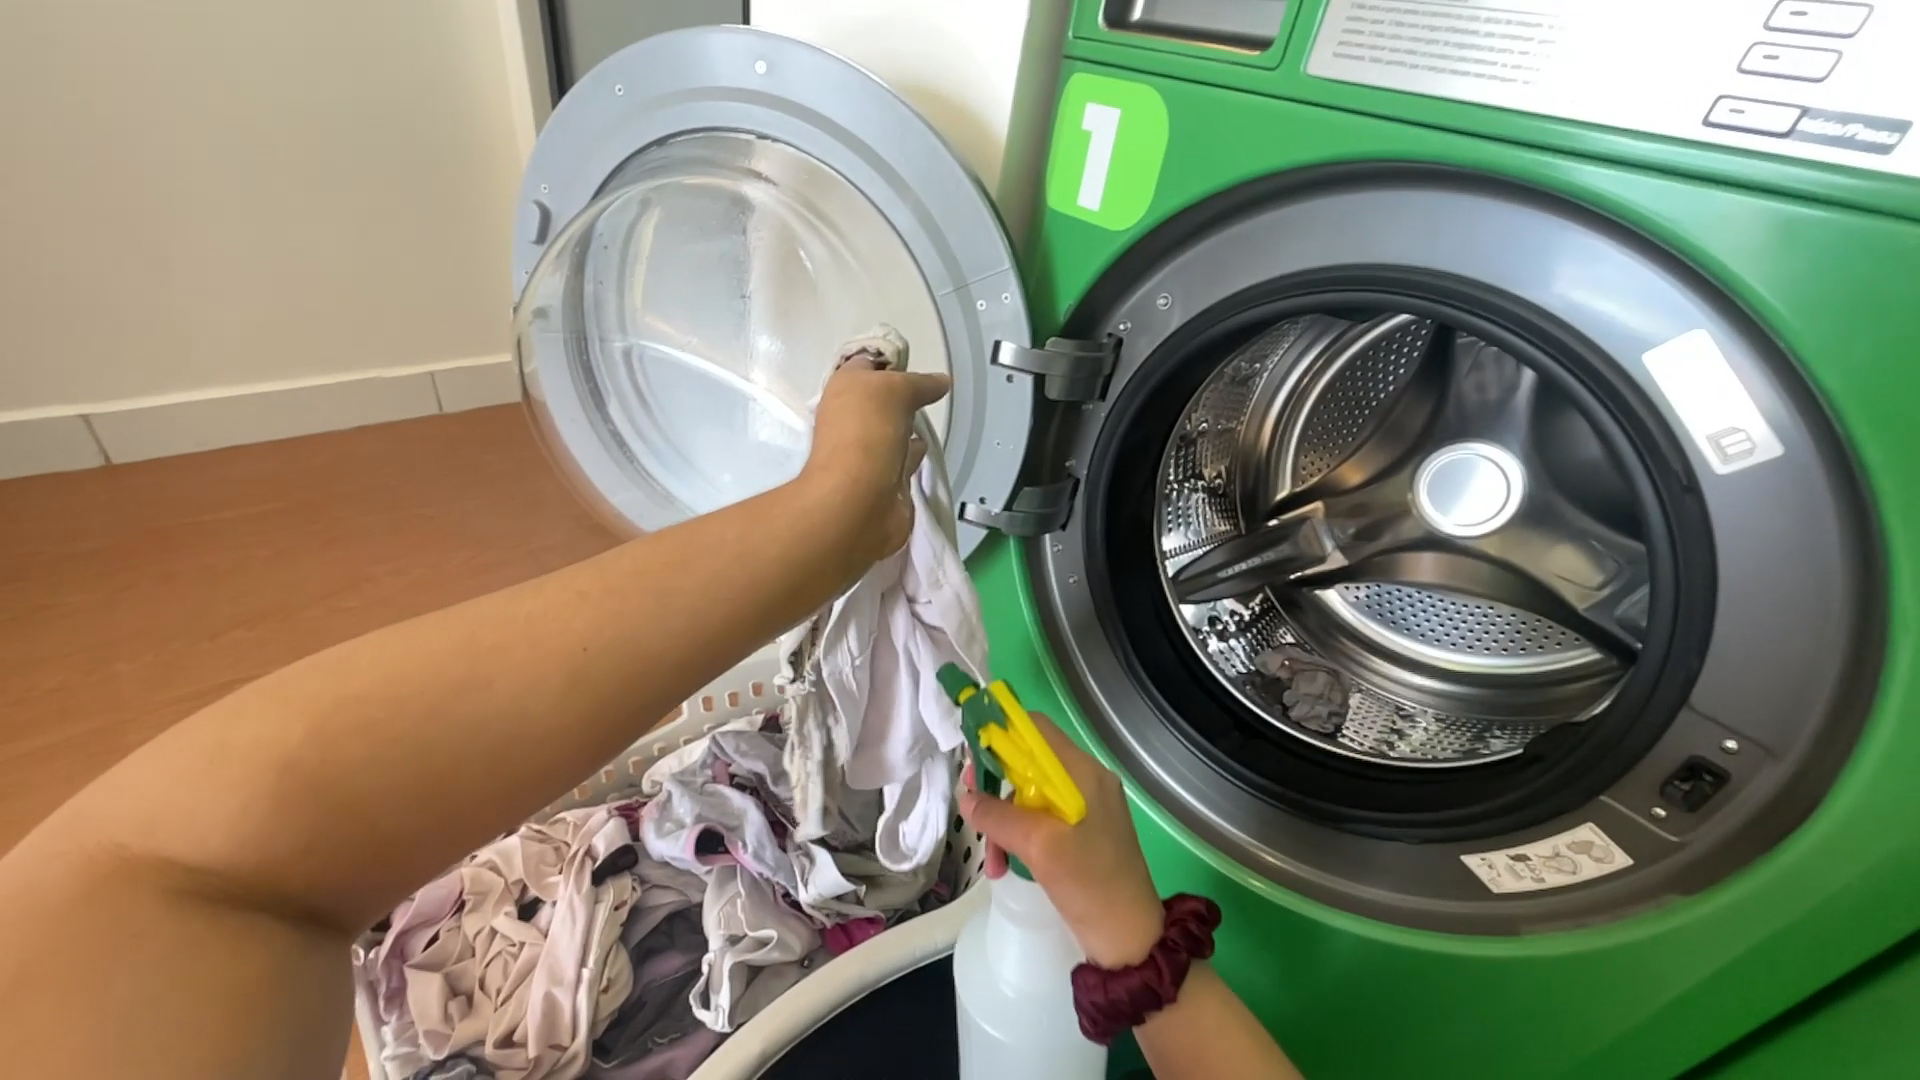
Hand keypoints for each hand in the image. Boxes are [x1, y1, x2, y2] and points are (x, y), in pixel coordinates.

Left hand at [796, 354, 950, 574]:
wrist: (859, 500)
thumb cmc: (867, 433)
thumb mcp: (895, 389)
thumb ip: (919, 383)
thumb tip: (941, 381)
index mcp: (844, 389)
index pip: (866, 364)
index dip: (889, 360)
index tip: (916, 364)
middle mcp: (851, 418)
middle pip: (881, 399)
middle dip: (903, 396)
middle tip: (928, 393)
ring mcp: (867, 451)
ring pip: (892, 430)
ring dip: (908, 426)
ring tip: (930, 419)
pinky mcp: (883, 479)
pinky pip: (902, 459)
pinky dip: (913, 454)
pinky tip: (924, 449)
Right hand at [958, 712, 1166, 967]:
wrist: (1130, 941)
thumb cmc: (1090, 884)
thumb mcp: (1039, 847)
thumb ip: (999, 816)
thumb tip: (967, 798)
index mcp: (1083, 772)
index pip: (1035, 729)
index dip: (1000, 735)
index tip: (974, 764)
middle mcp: (1086, 781)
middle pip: (1028, 762)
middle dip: (997, 789)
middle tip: (975, 813)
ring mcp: (1086, 808)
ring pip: (1029, 796)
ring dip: (1004, 822)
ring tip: (994, 861)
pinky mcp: (1083, 833)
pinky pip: (1041, 820)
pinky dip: (1019, 837)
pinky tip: (1006, 866)